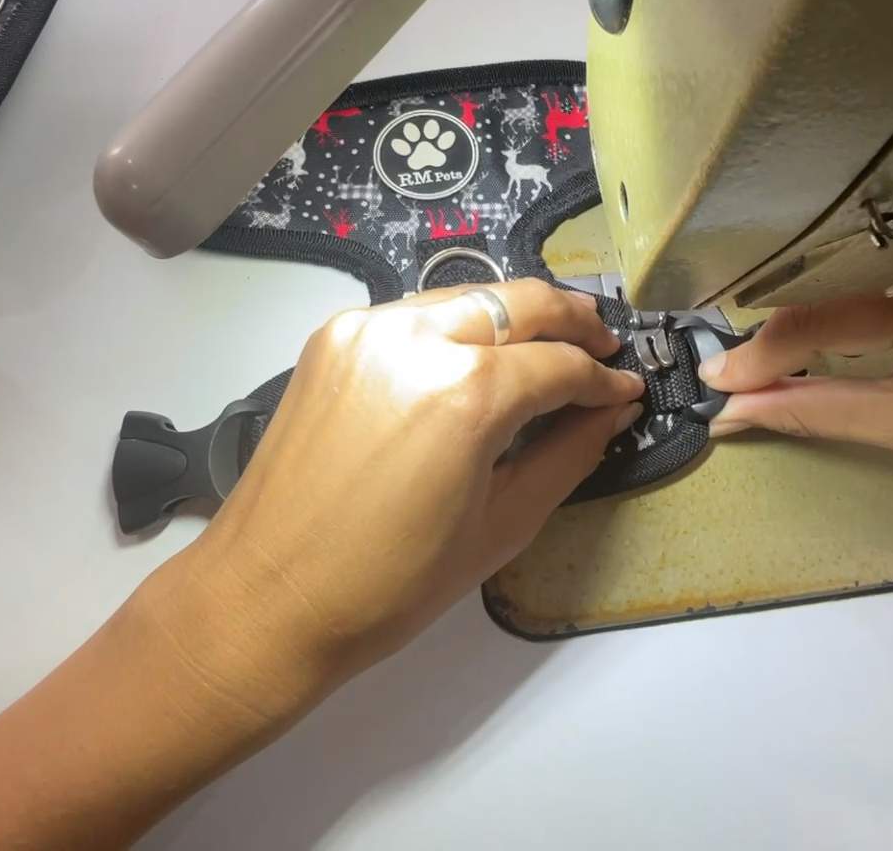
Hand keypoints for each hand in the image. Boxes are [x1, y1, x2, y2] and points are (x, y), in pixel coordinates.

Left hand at [165, 279, 642, 690]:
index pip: (559, 364)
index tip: (625, 390)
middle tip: (603, 346)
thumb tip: (612, 410)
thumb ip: (569, 453)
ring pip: (467, 297)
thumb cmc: (393, 583)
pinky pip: (416, 314)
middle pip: (518, 302)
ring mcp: (368, 328)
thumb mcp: (502, 524)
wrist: (268, 595)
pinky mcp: (335, 335)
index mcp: (466, 394)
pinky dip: (458, 326)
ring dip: (515, 316)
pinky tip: (475, 357)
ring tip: (547, 346)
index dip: (601, 379)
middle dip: (572, 320)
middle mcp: (417, 338)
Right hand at [700, 288, 892, 512]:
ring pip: (858, 272)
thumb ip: (823, 412)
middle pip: (828, 280)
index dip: (756, 355)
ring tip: (763, 350)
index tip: (716, 383)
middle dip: (771, 324)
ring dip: (805, 312)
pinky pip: (892, 270)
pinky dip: (848, 302)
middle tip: (732, 367)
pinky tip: (826, 323)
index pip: (815, 321)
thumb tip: (740, 410)